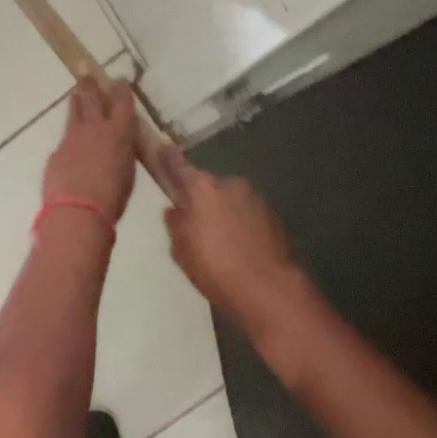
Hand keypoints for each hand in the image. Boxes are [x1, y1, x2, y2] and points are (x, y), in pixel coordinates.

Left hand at [42, 76, 138, 223]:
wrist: (77, 213)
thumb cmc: (111, 200)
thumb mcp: (127, 175)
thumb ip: (122, 155)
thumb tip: (117, 148)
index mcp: (119, 133)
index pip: (122, 102)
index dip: (121, 89)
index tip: (120, 80)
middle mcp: (95, 129)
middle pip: (92, 97)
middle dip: (90, 83)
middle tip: (85, 69)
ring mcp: (72, 139)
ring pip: (74, 113)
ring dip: (76, 102)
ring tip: (75, 94)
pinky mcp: (56, 154)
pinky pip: (64, 142)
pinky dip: (69, 142)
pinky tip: (69, 149)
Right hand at [162, 151, 300, 321]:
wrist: (268, 289)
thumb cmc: (216, 270)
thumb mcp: (182, 252)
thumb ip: (176, 225)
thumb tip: (174, 210)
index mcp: (204, 189)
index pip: (180, 167)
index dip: (168, 159)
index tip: (161, 148)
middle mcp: (232, 185)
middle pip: (209, 187)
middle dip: (201, 200)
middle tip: (193, 227)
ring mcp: (257, 199)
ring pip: (231, 202)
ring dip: (222, 215)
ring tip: (216, 245)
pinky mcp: (274, 217)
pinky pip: (248, 217)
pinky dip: (241, 227)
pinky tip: (237, 250)